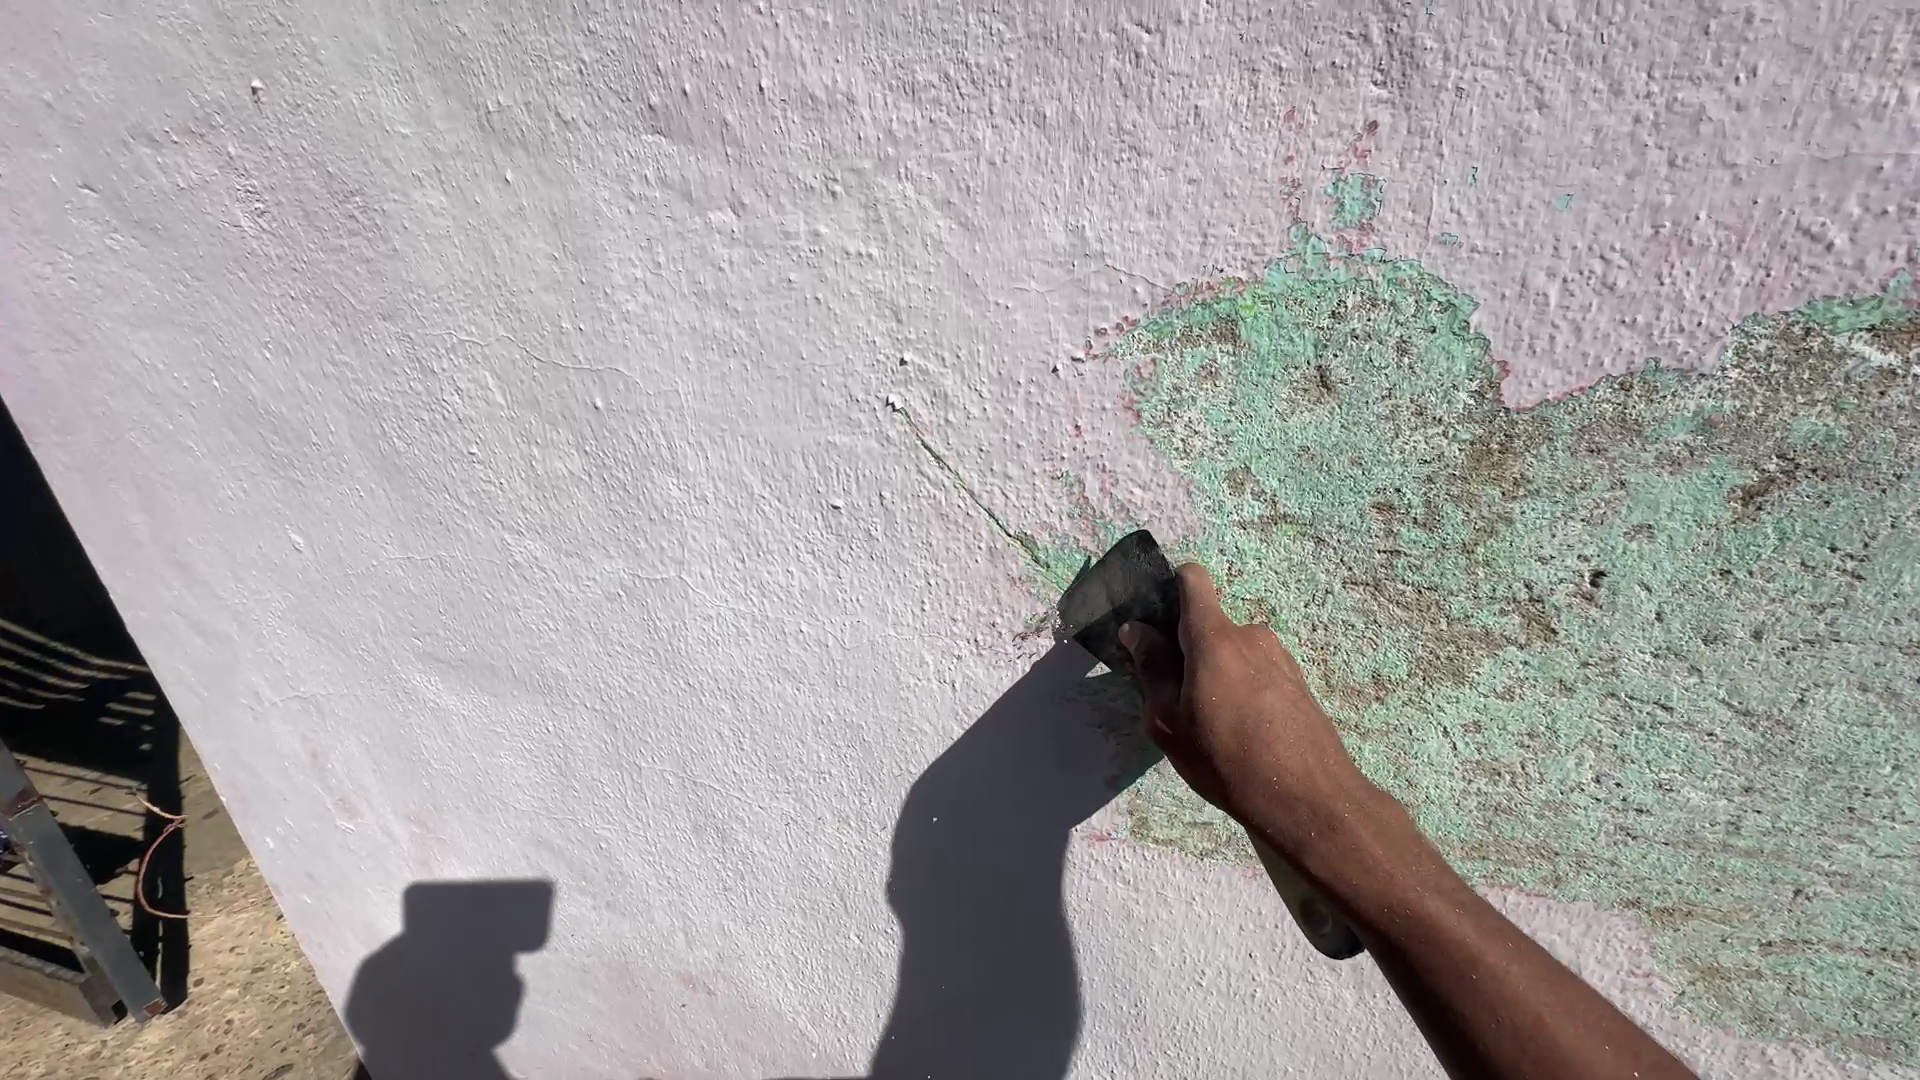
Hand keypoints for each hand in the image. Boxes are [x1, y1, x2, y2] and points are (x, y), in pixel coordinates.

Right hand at [1118, 564, 1372, 841]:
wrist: (1310, 801)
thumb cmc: (1226, 760)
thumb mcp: (1168, 721)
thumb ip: (1151, 668)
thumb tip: (1135, 629)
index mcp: (1214, 638)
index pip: (1193, 579)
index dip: (1170, 589)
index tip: (1156, 625)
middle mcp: (1250, 635)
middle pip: (1208, 625)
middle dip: (1188, 651)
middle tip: (1179, 699)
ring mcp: (1279, 657)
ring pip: (1232, 651)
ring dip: (1217, 673)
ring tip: (1214, 723)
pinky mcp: (1297, 681)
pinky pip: (1256, 670)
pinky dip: (1242, 688)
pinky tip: (1243, 732)